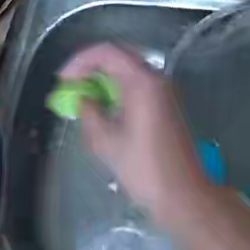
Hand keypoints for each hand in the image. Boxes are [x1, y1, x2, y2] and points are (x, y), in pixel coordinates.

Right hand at [58, 43, 210, 221]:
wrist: (185, 197)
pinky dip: (118, 88)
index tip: (63, 80)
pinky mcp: (167, 104)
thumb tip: (82, 98)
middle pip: (119, 56)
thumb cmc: (144, 169)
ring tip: (83, 95)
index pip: (106, 52)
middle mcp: (156, 78)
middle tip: (71, 83)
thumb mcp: (106, 141)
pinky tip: (105, 106)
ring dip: (104, 77)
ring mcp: (165, 91)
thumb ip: (89, 112)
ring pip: (129, 69)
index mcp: (142, 81)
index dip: (79, 61)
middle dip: (91, 66)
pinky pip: (138, 84)